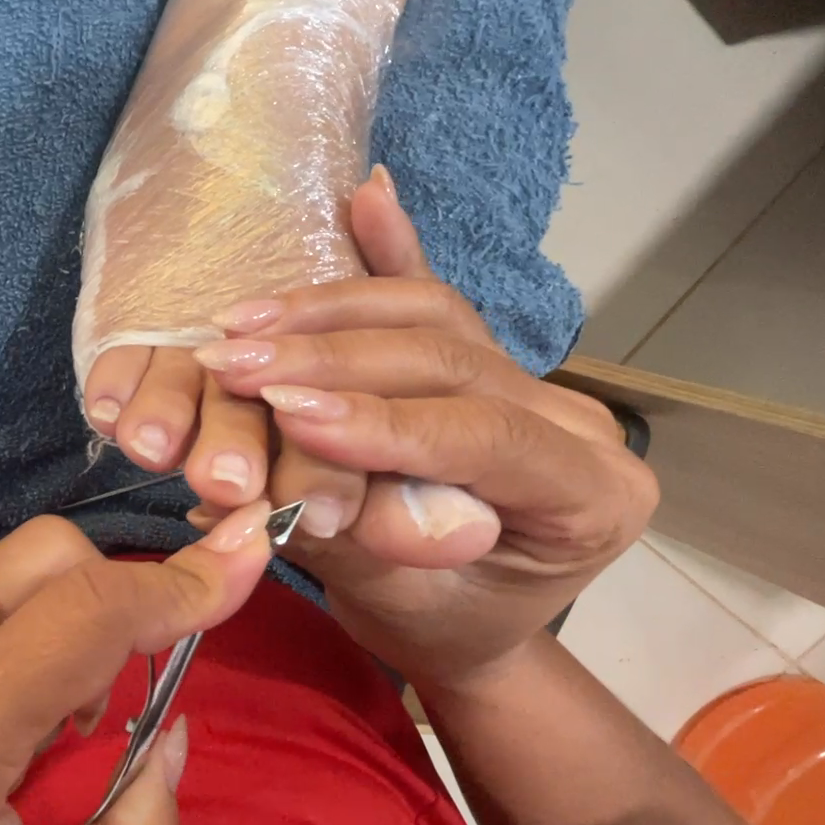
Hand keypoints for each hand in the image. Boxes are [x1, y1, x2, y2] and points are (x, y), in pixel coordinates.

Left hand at [0, 507, 273, 824]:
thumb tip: (170, 728)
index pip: (77, 618)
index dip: (174, 584)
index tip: (247, 563)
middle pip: (44, 554)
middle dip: (124, 582)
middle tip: (143, 670)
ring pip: (13, 567)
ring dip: (77, 608)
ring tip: (70, 718)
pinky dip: (35, 626)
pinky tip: (24, 712)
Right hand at [191, 179, 657, 688]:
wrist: (462, 623)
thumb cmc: (438, 627)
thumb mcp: (399, 607)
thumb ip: (360, 544)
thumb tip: (288, 486)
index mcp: (588, 498)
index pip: (482, 436)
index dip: (381, 420)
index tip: (286, 410)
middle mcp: (571, 421)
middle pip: (448, 359)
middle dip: (331, 358)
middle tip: (236, 361)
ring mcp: (529, 381)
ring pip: (432, 315)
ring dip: (330, 310)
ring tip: (244, 321)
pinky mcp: (480, 363)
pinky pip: (436, 299)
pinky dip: (394, 249)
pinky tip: (365, 197)